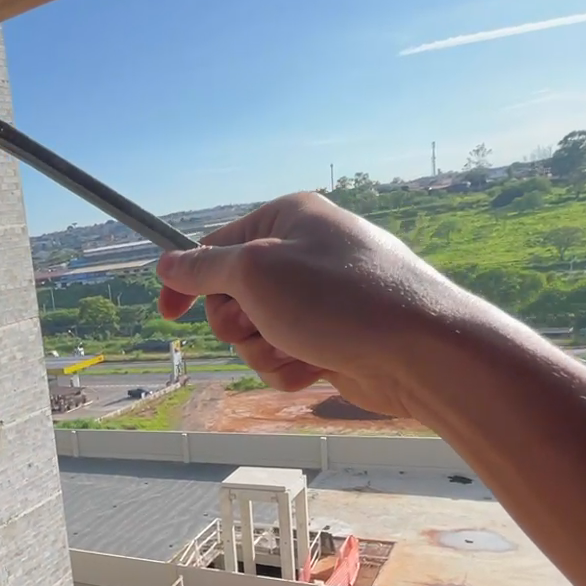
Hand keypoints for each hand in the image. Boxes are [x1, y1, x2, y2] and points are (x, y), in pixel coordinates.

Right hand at [156, 191, 494, 419]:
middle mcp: (301, 253)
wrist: (420, 352)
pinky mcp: (328, 337)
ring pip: (252, 334)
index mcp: (286, 219)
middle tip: (259, 323)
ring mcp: (316, 298)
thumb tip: (165, 262)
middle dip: (237, 323)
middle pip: (229, 297)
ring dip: (264, 350)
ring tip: (298, 348)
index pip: (213, 248)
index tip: (168, 316)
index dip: (185, 283)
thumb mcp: (253, 271)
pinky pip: (281, 357)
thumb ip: (202, 268)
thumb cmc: (335, 299)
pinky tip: (316, 367)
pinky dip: (289, 367)